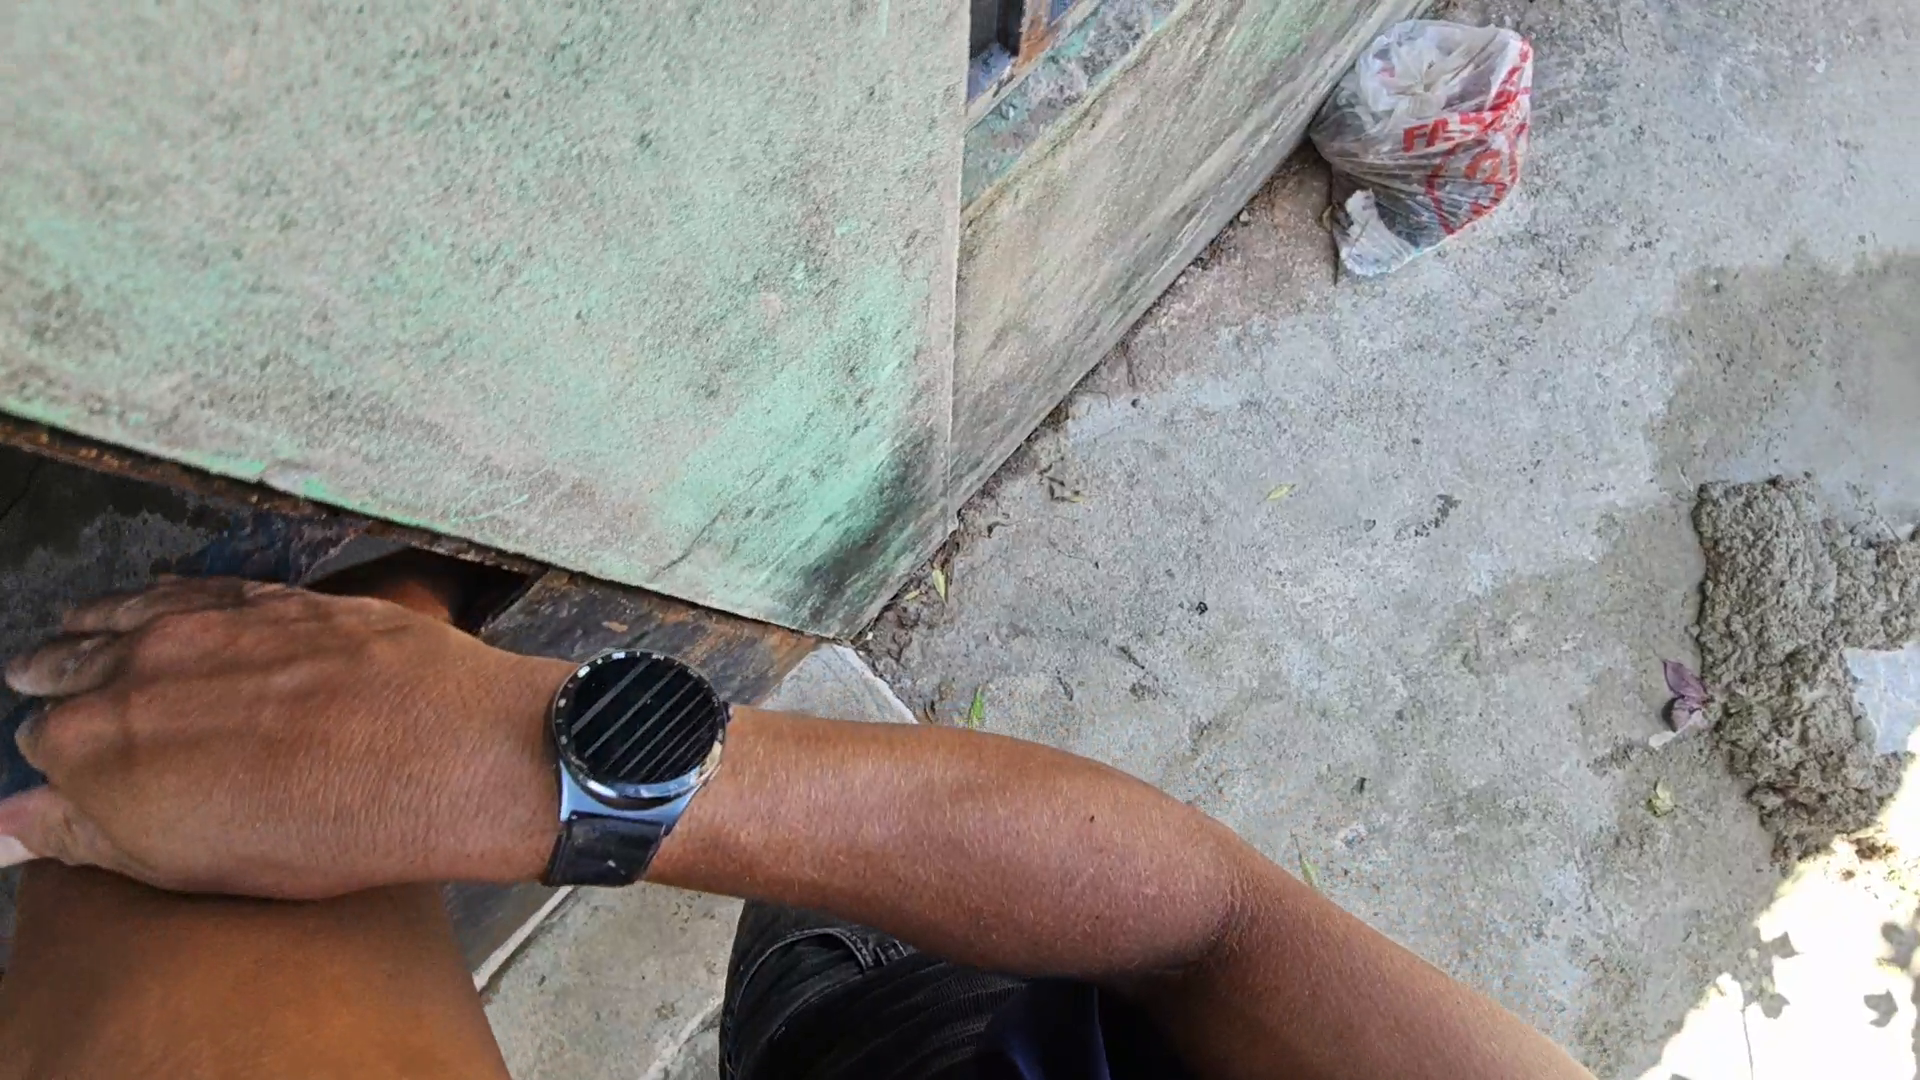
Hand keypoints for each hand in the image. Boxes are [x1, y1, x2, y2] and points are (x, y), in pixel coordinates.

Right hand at [0, 578, 570, 898]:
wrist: (461, 751)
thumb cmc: (338, 827)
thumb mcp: (200, 863)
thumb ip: (94, 834)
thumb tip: (24, 816)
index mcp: (94, 742)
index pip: (50, 742)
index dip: (77, 754)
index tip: (92, 758)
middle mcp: (145, 666)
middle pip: (81, 667)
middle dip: (70, 678)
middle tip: (55, 678)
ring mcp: (228, 622)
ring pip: (135, 615)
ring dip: (106, 626)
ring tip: (85, 629)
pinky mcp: (299, 600)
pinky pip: (216, 587)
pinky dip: (181, 593)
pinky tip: (172, 595)